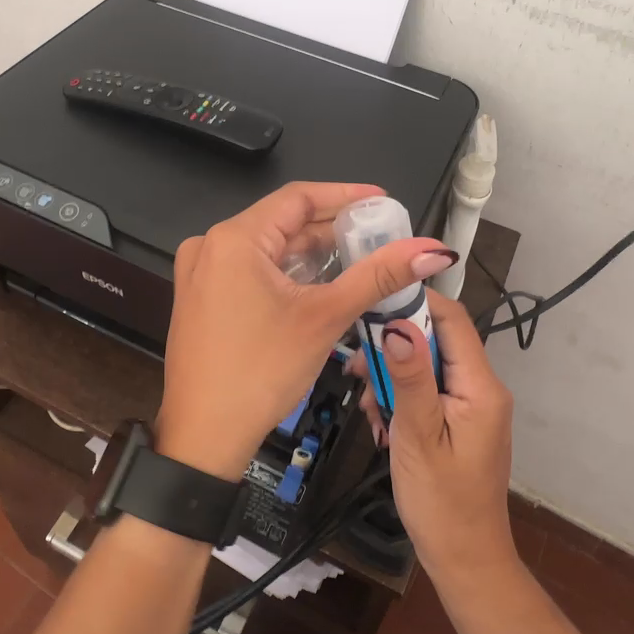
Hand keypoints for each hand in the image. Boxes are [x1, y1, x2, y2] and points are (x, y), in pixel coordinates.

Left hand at [157, 182, 457, 480]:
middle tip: (380, 236)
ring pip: (269, 248)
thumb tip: (433, 250)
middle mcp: (210, 245)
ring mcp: (201, 272)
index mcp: (233, 238)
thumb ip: (380, 276)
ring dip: (312, 252)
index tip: (383, 202)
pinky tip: (320, 284)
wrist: (204, 438)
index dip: (345, 196)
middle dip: (332, 229)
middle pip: (283, 222)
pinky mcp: (201, 297)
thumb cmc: (262, 372)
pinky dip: (287, 272)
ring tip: (359, 259)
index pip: (298, 198)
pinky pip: (252, 270)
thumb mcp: (325, 317)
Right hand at [354, 291, 517, 583]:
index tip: (370, 300)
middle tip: (355, 367)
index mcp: (480, 386)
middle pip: (435, 339)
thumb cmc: (441, 502)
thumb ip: (409, 377)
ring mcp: (471, 404)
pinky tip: (380, 422)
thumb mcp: (418, 436)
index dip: (414, 300)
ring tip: (366, 406)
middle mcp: (482, 387)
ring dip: (391, 377)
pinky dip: (401, 398)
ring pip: (426, 364)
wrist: (464, 559)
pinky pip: (428, 390)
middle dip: (392, 346)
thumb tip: (397, 322)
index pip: (451, 318)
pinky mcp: (459, 420)